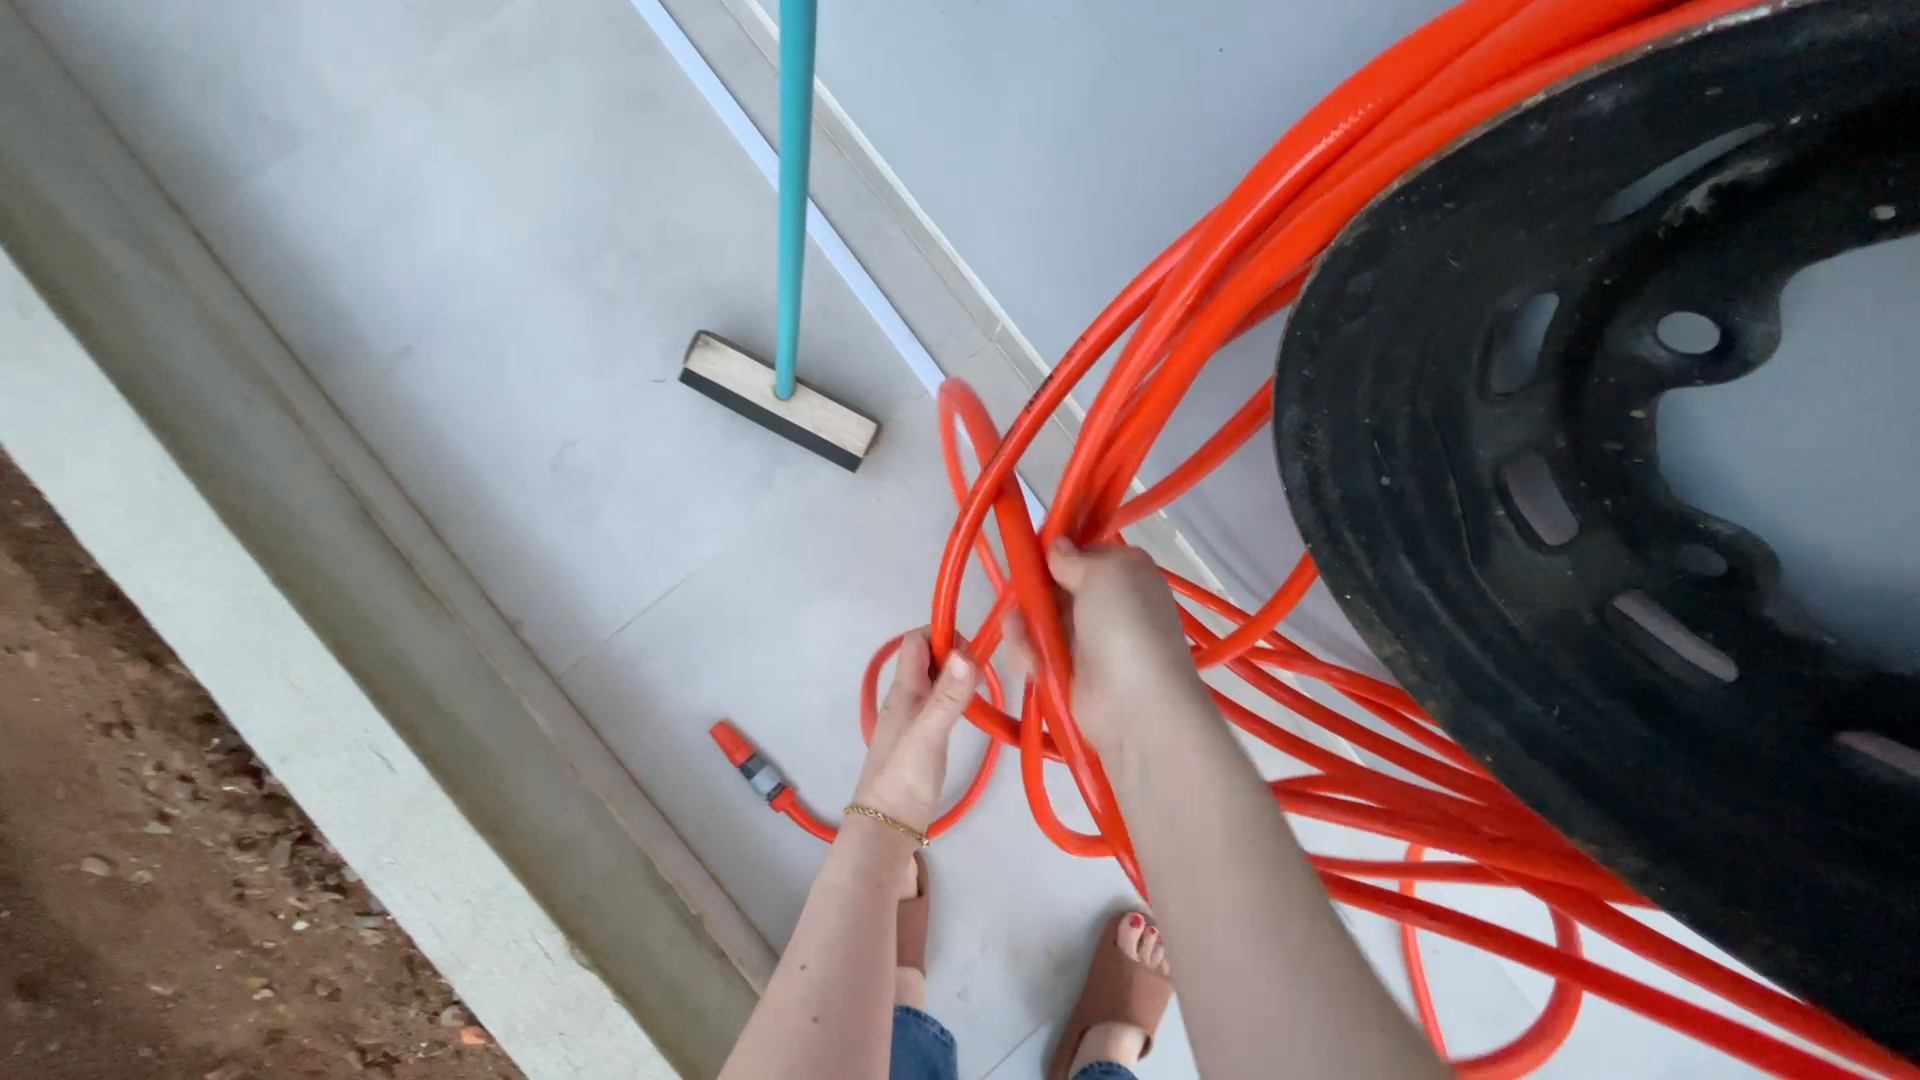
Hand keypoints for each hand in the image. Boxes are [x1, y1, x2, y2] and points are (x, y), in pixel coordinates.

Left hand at [850, 628, 979, 833]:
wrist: (885, 829)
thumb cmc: (904, 779)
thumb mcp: (929, 735)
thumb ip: (947, 697)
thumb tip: (966, 653)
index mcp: (903, 691)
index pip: (916, 642)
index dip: (942, 634)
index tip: (973, 646)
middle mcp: (906, 699)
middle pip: (927, 658)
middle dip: (956, 653)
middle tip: (987, 668)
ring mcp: (912, 719)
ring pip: (934, 681)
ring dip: (957, 676)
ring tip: (985, 687)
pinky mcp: (921, 739)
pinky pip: (938, 704)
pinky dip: (955, 698)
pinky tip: (972, 712)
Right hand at [1014, 540, 1211, 754]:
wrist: (1137, 703)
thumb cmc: (1125, 625)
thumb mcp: (1105, 573)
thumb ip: (1075, 558)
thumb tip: (1057, 545)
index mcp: (1127, 573)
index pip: (1086, 553)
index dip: (1059, 550)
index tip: (1032, 549)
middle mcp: (1110, 603)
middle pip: (1059, 585)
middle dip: (1035, 586)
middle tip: (1017, 590)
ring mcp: (1090, 639)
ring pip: (1044, 618)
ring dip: (1026, 620)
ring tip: (1015, 626)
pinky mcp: (1071, 671)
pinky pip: (1040, 651)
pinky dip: (1028, 650)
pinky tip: (1025, 654)